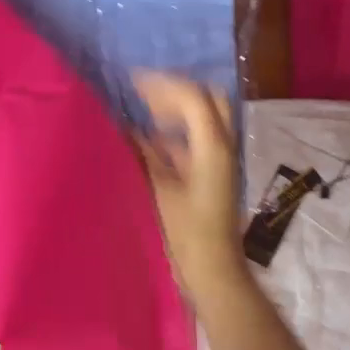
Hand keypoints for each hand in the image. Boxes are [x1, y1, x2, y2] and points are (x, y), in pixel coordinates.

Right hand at [133, 70, 245, 292]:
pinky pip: (194, 143)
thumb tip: (127, 131)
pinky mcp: (211, 177)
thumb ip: (145, 156)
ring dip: (174, 113)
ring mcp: (218, 162)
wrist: (212, 268)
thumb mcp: (160, 192)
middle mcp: (222, 147)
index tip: (132, 81)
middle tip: (142, 94)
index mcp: (213, 146)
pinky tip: (147, 145)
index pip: (192, 98)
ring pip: (202, 122)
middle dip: (175, 92)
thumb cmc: (187, 233)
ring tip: (141, 114)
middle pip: (207, 101)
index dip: (162, 85)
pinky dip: (173, 136)